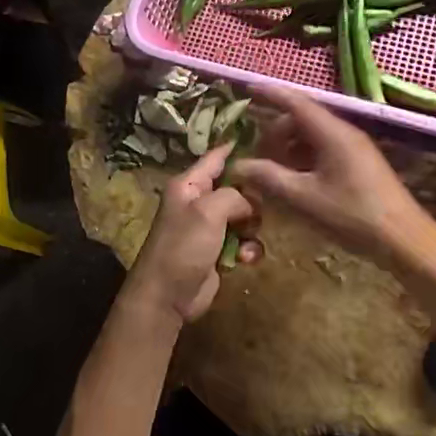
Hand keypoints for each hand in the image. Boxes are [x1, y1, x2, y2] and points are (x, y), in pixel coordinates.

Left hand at [125, 143, 259, 322]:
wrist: (167, 295)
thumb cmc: (183, 246)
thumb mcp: (208, 211)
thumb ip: (234, 195)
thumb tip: (250, 202)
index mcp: (188, 185)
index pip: (216, 157)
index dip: (238, 148)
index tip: (268, 140)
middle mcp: (198, 202)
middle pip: (237, 187)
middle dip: (253, 199)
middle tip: (260, 208)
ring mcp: (209, 227)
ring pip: (245, 216)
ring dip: (253, 228)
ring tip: (248, 238)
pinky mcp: (219, 251)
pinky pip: (244, 241)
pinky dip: (249, 249)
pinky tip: (246, 260)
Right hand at [232, 86, 435, 279]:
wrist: (405, 241)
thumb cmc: (353, 215)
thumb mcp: (303, 197)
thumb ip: (268, 177)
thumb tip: (238, 164)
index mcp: (332, 133)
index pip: (296, 102)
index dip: (270, 94)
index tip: (247, 88)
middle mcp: (344, 133)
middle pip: (302, 119)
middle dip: (276, 131)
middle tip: (257, 154)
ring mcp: (354, 149)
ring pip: (313, 135)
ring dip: (289, 146)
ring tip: (273, 170)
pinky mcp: (359, 164)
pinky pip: (324, 149)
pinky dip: (303, 157)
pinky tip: (295, 180)